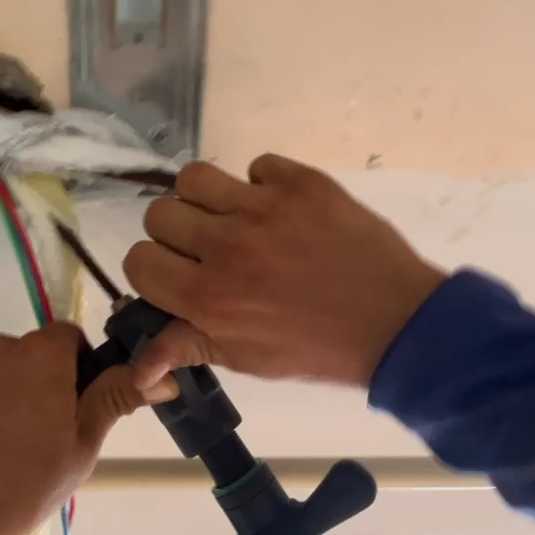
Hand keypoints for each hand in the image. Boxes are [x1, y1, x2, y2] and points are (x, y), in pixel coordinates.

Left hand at [0, 324, 172, 534]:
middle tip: (46, 431)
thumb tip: (164, 376)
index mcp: (41, 354)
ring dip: (7, 392)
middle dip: (42, 380)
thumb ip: (116, 397)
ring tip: (6, 445)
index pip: (69, 335)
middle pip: (31, 353)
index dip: (80, 365)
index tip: (78, 403)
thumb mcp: (83, 444)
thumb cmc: (27, 482)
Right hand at [123, 154, 444, 389]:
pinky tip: (279, 209)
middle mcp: (226, 247)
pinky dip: (261, 183)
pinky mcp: (301, 183)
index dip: (152, 268)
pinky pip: (256, 165)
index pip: (138, 261)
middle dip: (175, 231)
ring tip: (231, 216)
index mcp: (207, 298)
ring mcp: (263, 209)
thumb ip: (187, 349)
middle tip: (206, 246)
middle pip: (158, 213)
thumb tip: (139, 370)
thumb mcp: (246, 359)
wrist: (396, 324)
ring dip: (205, 197)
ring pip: (194, 177)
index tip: (176, 273)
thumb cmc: (316, 348)